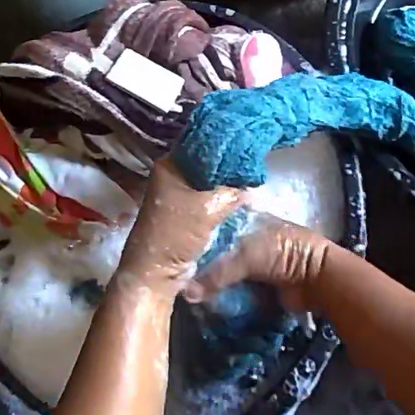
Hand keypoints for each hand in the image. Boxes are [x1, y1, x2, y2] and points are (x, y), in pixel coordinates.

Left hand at [113, 158, 245, 294]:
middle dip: (230, 166)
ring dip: (228, 184)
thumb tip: (252, 179)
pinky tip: (243, 198)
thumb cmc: (176, 232)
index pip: (202, 145)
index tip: (250, 147)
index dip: (226, 146)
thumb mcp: (208, 207)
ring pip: (210, 181)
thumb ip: (232, 189)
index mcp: (170, 164)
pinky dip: (224, 198)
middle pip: (207, 163)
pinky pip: (209, 197)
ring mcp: (179, 193)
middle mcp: (172, 174)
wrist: (158, 270)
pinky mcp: (186, 210)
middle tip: (256, 165)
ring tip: (253, 180)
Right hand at [183, 215, 335, 312]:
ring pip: (220, 272)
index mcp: (241, 220)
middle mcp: (242, 239)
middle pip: (213, 250)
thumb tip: (185, 293)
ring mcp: (249, 263)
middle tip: (172, 271)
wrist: (319, 281)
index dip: (191, 234)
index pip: (208, 224)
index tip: (171, 245)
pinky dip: (220, 296)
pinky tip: (201, 301)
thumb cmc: (283, 253)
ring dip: (208, 282)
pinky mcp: (254, 285)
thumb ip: (216, 274)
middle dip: (197, 262)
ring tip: (182, 289)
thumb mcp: (247, 255)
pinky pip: (231, 290)